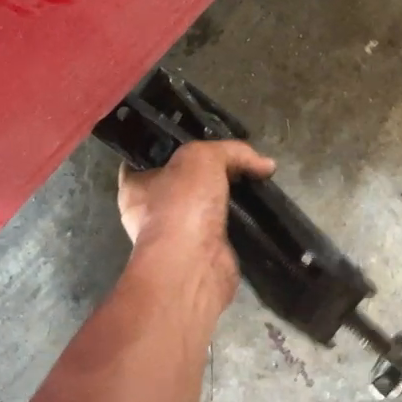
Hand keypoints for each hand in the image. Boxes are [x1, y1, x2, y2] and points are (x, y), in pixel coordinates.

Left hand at [117, 140, 274, 319]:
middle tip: (239, 157)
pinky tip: (261, 206)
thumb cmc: (181, 205)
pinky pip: (227, 227)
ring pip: (209, 203)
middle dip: (212, 169)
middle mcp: (154, 210)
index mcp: (135, 186)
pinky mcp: (207, 251)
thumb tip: (265, 164)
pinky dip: (243, 219)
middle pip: (186, 179)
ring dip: (231, 194)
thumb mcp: (201, 157)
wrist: (193, 265)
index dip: (175, 145)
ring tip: (257, 178)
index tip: (202, 137)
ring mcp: (180, 234)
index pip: (150, 158)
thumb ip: (231, 151)